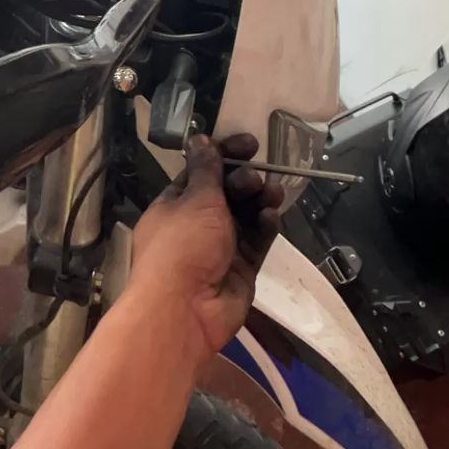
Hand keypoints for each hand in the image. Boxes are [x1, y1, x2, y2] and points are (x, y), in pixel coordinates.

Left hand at [130, 133, 283, 357]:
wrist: (185, 309)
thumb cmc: (183, 245)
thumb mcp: (195, 199)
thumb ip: (206, 170)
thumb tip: (200, 139)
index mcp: (175, 204)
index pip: (201, 171)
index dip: (225, 155)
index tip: (249, 143)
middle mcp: (196, 223)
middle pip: (227, 192)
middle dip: (244, 180)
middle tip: (256, 177)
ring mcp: (220, 246)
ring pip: (245, 216)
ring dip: (259, 201)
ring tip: (273, 192)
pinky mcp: (241, 268)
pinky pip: (256, 241)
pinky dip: (264, 227)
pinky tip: (272, 217)